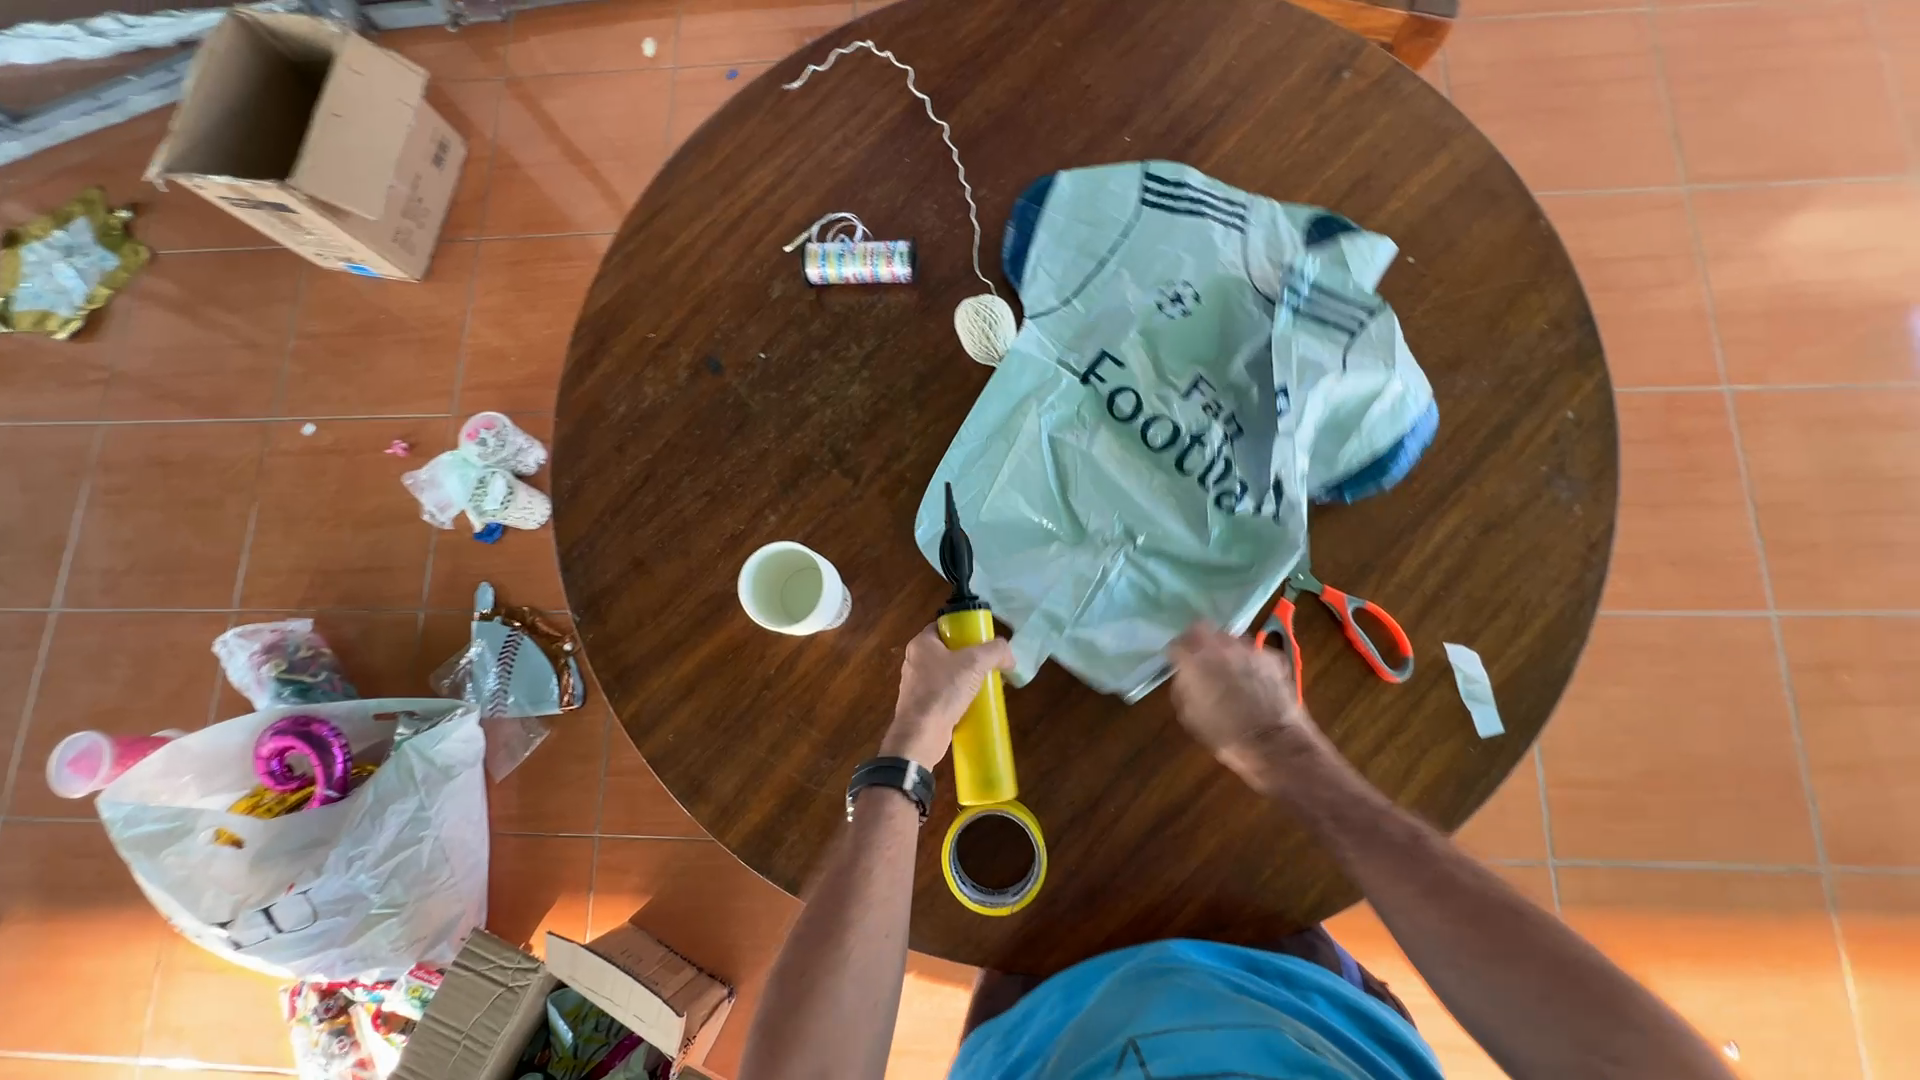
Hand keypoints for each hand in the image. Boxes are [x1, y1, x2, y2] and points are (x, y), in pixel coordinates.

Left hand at [881, 624, 1012, 764]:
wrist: (921, 734)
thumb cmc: (943, 691)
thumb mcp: (975, 663)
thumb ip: (995, 651)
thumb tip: (1008, 655)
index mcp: (921, 643)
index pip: (945, 626)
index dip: (965, 629)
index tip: (984, 639)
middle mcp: (915, 661)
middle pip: (949, 651)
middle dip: (971, 657)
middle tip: (990, 663)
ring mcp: (917, 685)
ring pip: (948, 674)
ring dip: (967, 678)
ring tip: (987, 684)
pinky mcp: (922, 706)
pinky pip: (945, 694)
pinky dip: (960, 696)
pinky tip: (976, 703)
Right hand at [1167, 621, 1332, 785]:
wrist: (1274, 744)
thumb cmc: (1225, 735)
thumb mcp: (1189, 716)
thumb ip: (1182, 688)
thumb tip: (1185, 677)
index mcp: (1194, 660)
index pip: (1176, 643)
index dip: (1175, 654)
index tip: (1176, 664)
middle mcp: (1220, 646)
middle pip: (1203, 629)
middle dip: (1199, 642)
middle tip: (1200, 659)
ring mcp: (1250, 649)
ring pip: (1230, 638)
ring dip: (1225, 648)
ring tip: (1228, 667)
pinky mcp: (1273, 658)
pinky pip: (1254, 651)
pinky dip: (1250, 660)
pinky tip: (1253, 677)